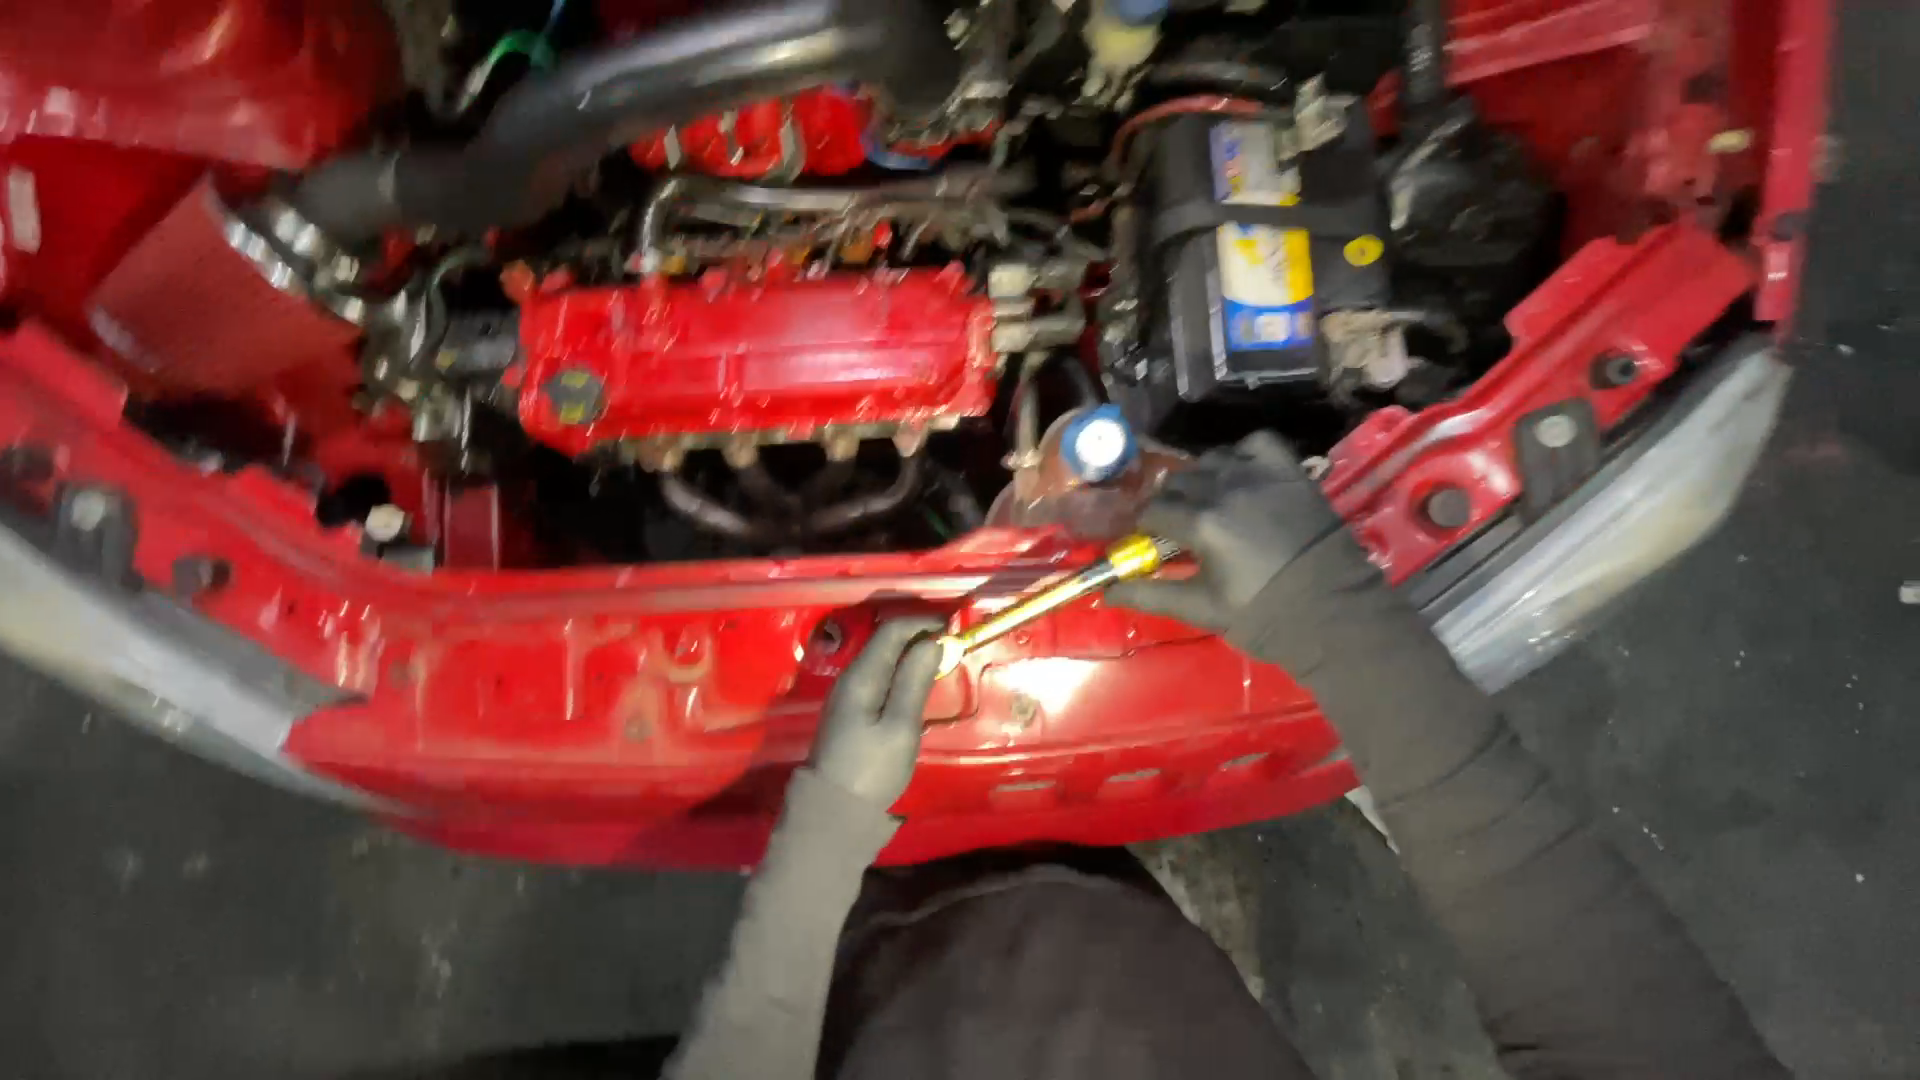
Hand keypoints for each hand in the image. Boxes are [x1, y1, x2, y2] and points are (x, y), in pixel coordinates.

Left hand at [809, 616, 945, 809]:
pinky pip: (882, 677)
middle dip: (920, 636)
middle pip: (887, 641)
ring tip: (944, 663)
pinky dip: (904, 673)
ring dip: (913, 655)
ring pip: (885, 659)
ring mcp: (850, 695)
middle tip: (954, 646)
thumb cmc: (870, 770)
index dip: (924, 623)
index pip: (892, 630)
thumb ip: (914, 682)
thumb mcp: (900, 727)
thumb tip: (932, 641)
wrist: (833, 813)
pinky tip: (920, 686)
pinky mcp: (854, 712)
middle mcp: (852, 677)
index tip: (954, 630)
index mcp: (862, 675)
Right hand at [1107, 432, 1343, 632]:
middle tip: (1180, 528)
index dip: (1146, 526)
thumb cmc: (1262, 616)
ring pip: (1211, 459)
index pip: (1152, 511)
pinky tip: (1242, 476)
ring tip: (1210, 502)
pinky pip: (1255, 444)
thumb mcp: (1201, 609)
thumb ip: (1150, 594)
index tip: (1152, 541)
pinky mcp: (1290, 471)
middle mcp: (1225, 488)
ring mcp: (1260, 474)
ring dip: (1203, 478)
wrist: (1334, 612)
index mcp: (1200, 522)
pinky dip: (1242, 455)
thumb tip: (1105, 592)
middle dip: (1171, 503)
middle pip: (1177, 482)